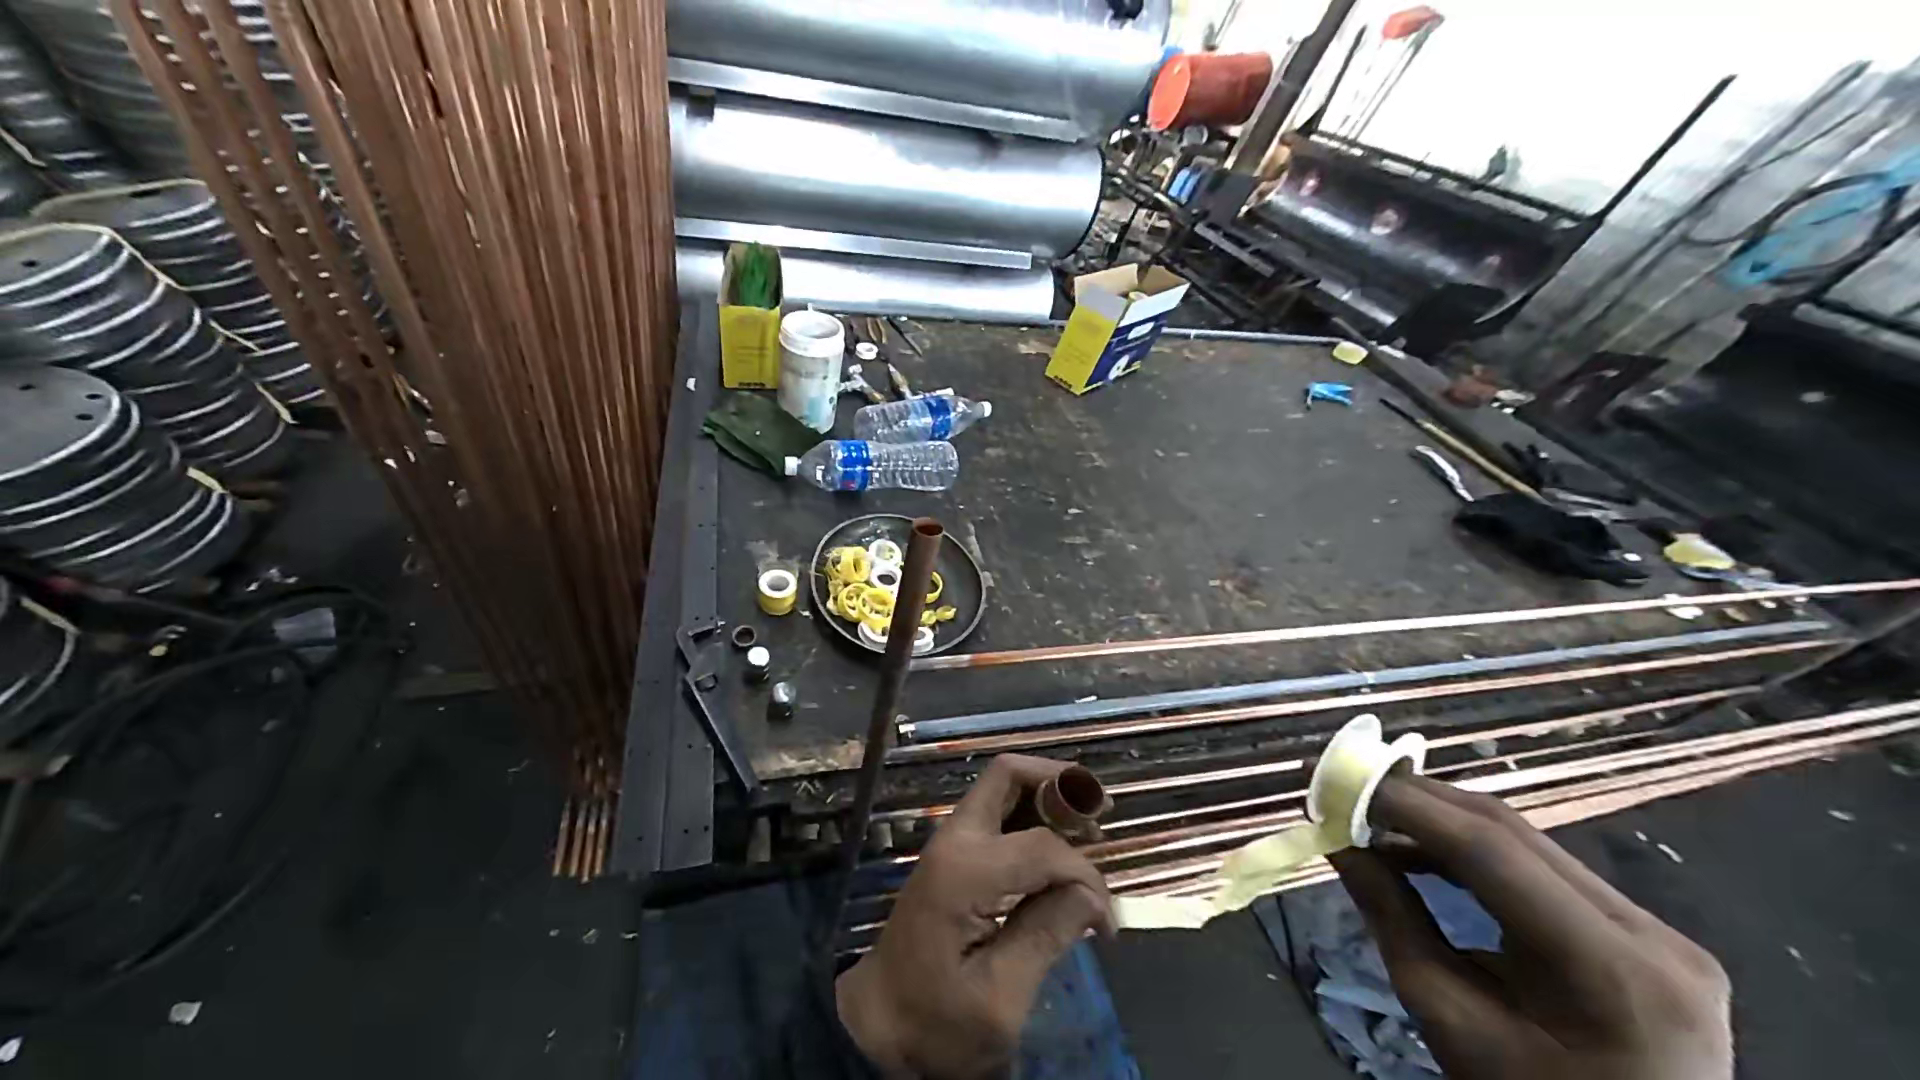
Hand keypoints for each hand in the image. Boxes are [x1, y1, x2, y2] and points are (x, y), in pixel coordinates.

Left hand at [837, 755, 1116, 1078]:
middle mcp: (955, 839)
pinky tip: (1060, 844)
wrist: (876, 1024)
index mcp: (964, 871)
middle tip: (1099, 814)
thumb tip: (1092, 896)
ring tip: (1088, 828)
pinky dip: (1033, 814)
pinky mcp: (953, 854)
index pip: (1043, 845)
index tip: (1105, 923)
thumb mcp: (999, 999)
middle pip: (1008, 774)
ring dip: (1047, 795)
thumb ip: (1046, 936)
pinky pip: (998, 812)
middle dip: (1059, 784)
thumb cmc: (935, 1021)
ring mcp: (950, 842)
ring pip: (1003, 786)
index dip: (1084, 874)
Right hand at [1329, 773, 1731, 1079]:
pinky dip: (1470, 849)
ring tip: (1370, 815)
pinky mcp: (1640, 930)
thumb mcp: (1448, 1018)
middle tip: (1347, 786)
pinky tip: (1420, 850)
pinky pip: (1538, 865)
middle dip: (1418, 801)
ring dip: (1439, 820)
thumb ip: (1393, 919)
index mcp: (1610, 969)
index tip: (1339, 782)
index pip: (1490, 852)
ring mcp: (1654, 929)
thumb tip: (1338, 841)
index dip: (1407, 805)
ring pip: (1523, 840)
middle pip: (1510, 833)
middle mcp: (1648, 933)